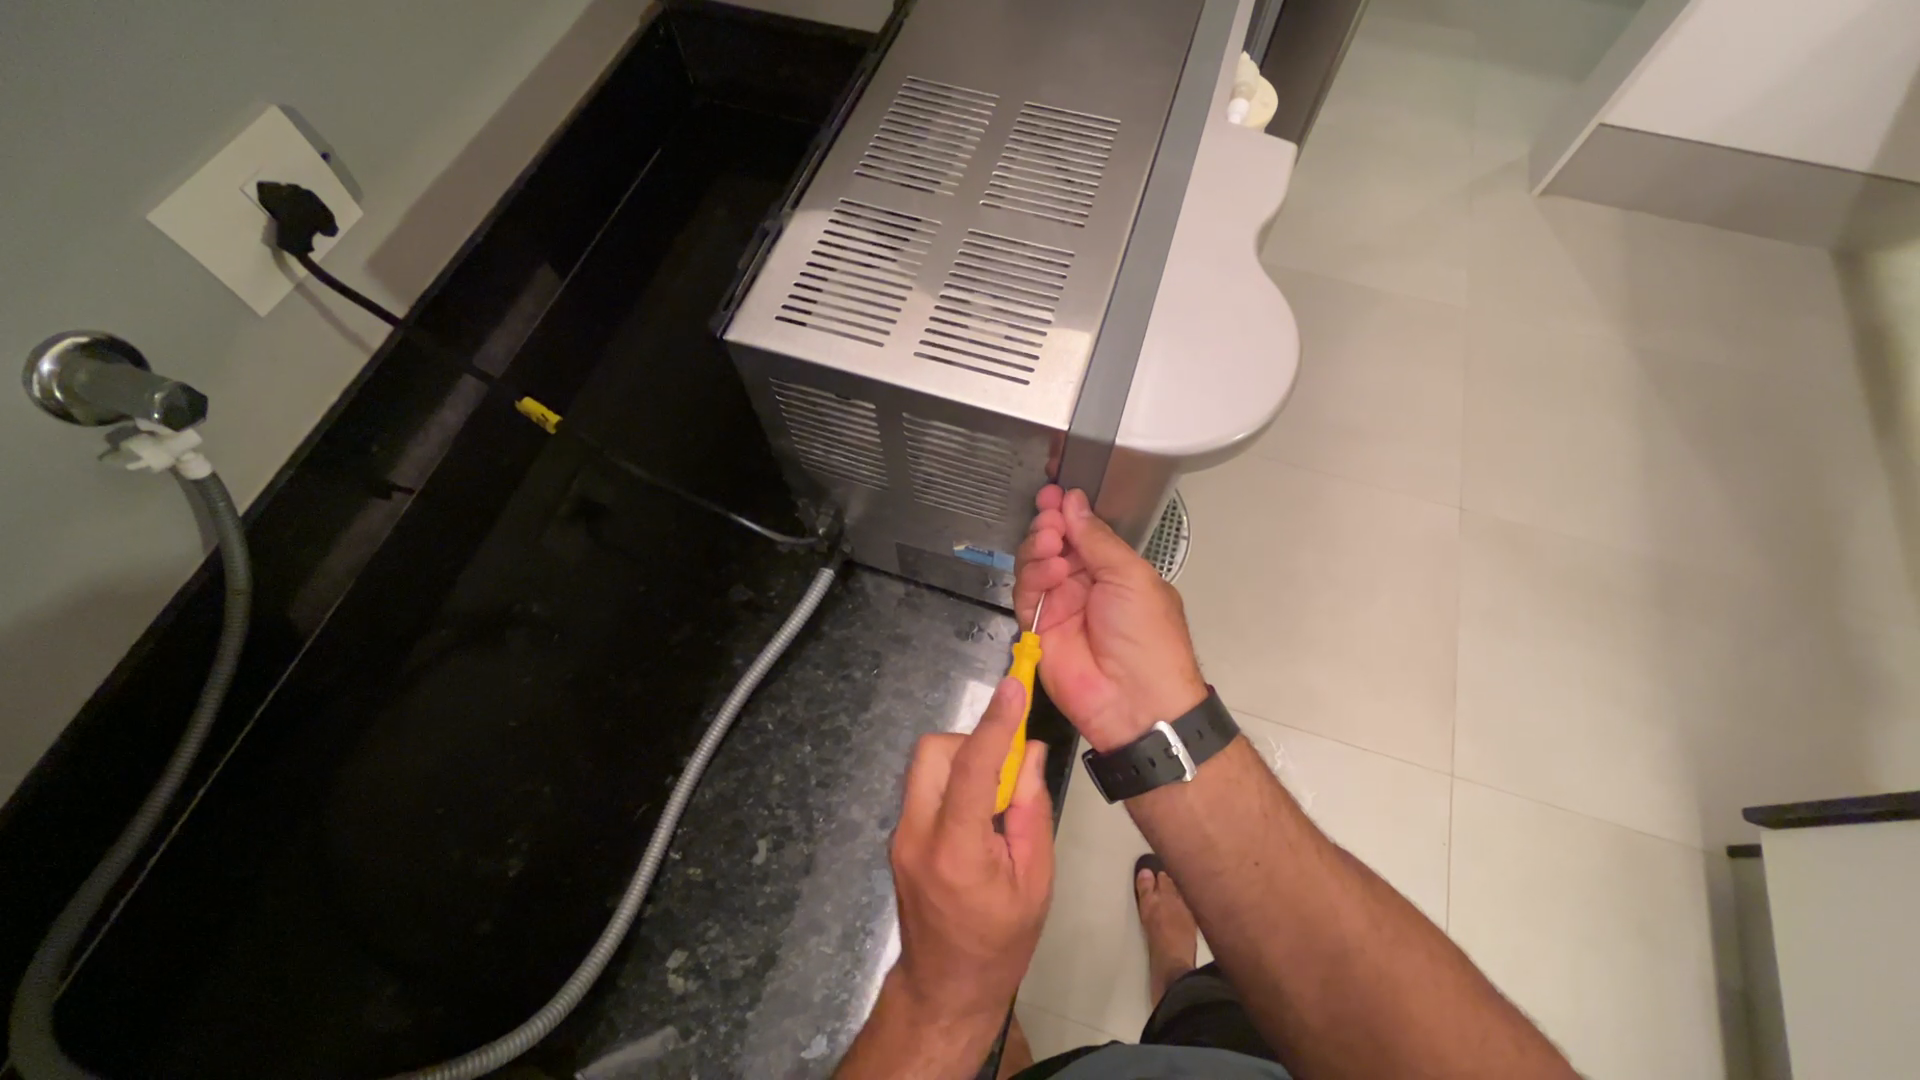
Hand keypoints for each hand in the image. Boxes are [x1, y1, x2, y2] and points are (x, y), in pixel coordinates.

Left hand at [891, 677, 1053, 1022]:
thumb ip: (1030, 811)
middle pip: (933, 752)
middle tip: (1005, 774)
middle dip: (971, 743)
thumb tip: (1030, 753)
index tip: (1014, 688)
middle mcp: (916, 834)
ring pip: (924, 766)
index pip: (971, 769)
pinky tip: (978, 821)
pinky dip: (953, 786)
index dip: (994, 724)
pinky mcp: (898, 839)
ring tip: (994, 804)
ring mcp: (900, 836)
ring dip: (962, 764)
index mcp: (956, 851)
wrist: (944, 990)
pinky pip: (924, 789)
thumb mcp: (1035, 882)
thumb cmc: (1000, 944)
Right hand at [1015, 486, 1208, 751]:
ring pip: (1034, 564)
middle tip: (1050, 518)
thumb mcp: (1132, 575)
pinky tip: (1051, 570)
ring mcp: (1060, 607)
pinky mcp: (1037, 628)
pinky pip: (1025, 593)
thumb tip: (1074, 504)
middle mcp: (1085, 586)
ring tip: (1052, 544)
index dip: (1067, 512)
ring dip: (1039, 547)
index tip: (1054, 493)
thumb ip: (1097, 538)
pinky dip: (1033, 576)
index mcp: (1114, 571)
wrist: (1136, 701)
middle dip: (1049, 525)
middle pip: (1053, 544)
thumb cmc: (1149, 638)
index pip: (1083, 533)